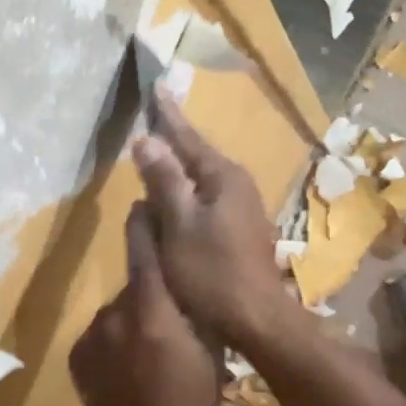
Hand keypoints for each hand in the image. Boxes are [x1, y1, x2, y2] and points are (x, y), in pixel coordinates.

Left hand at [69, 203, 222, 405]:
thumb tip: (188, 275)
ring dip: (133, 321)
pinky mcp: (76, 354)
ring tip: (150, 355)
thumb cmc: (189, 404)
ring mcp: (91, 334)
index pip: (144, 247)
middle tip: (172, 321)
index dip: (146, 222)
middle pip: (135, 283)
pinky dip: (115, 343)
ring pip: (118, 312)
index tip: (146, 202)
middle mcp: (115, 312)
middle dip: (152, 293)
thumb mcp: (211, 352)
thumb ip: (197, 309)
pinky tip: (128, 370)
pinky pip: (101, 335)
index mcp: (152, 308)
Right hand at [132, 90, 291, 344]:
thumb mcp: (179, 224)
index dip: (168, 114)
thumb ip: (164, 180)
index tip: (157, 85)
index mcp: (222, 177)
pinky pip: (206, 197)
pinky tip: (173, 199)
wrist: (258, 320)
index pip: (188, 136)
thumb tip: (147, 140)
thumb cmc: (213, 272)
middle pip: (197, 154)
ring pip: (202, 178)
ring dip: (178, 167)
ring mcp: (242, 208)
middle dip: (173, 138)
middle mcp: (237, 184)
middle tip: (151, 116)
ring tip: (156, 154)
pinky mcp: (240, 229)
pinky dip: (186, 192)